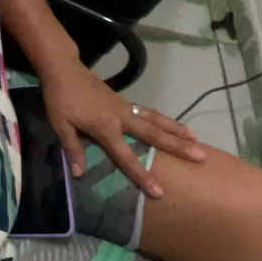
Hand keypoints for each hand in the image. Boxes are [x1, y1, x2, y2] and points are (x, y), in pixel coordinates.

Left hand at [39, 65, 203, 194]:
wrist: (64, 69)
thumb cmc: (60, 98)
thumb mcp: (60, 124)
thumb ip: (72, 148)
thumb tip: (79, 174)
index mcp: (105, 127)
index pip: (126, 156)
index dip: (142, 175)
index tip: (159, 192)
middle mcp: (121, 117)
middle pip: (153, 134)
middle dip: (177, 146)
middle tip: (201, 156)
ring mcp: (124, 107)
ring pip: (155, 119)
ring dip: (176, 129)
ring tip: (197, 138)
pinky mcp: (123, 100)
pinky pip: (147, 112)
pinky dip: (162, 119)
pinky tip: (171, 124)